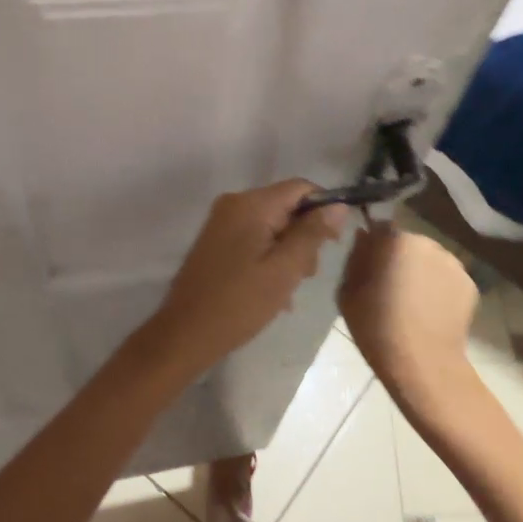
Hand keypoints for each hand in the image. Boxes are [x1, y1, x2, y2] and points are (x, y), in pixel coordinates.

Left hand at [145, 180, 350, 376]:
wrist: (185, 334)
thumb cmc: (239, 303)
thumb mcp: (285, 269)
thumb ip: (312, 234)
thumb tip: (338, 206)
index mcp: (251, 204)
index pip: (300, 187)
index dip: (324, 209)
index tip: (334, 243)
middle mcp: (234, 204)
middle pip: (286, 206)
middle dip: (304, 236)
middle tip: (308, 275)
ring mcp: (222, 222)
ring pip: (272, 225)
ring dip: (288, 251)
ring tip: (290, 288)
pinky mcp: (216, 241)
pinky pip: (254, 238)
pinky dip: (269, 258)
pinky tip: (274, 290)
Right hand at [336, 224, 480, 408]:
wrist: (422, 364)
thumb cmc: (376, 327)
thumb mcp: (348, 292)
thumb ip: (355, 258)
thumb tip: (364, 238)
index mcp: (395, 240)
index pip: (380, 230)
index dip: (373, 248)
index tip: (368, 269)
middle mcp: (428, 243)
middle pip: (408, 244)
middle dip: (399, 259)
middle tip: (390, 289)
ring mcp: (454, 263)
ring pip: (430, 261)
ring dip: (421, 273)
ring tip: (413, 305)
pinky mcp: (470, 285)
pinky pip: (448, 280)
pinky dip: (440, 290)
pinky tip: (431, 313)